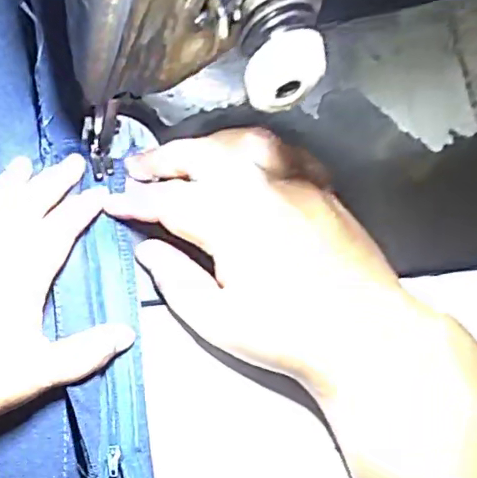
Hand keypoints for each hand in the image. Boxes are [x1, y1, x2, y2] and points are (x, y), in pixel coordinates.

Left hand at [0, 155, 136, 432]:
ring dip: (0, 187)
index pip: (57, 233)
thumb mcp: (42, 373)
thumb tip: (127, 335)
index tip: (98, 194)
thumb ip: (85, 353)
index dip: (80, 212)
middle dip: (48, 185)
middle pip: (21, 211)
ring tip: (18, 165)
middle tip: (69, 162)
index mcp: (22, 278)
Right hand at [104, 128, 430, 394]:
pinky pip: (283, 154)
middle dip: (164, 159)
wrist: (361, 334)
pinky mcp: (321, 192)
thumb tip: (150, 253)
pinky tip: (245, 162)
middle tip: (138, 168)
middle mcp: (266, 189)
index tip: (115, 203)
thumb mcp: (215, 319)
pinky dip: (253, 151)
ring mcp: (298, 185)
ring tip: (184, 157)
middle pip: (203, 156)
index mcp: (233, 220)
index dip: (136, 202)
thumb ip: (175, 279)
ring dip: (206, 146)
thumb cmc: (291, 334)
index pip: (170, 201)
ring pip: (243, 143)